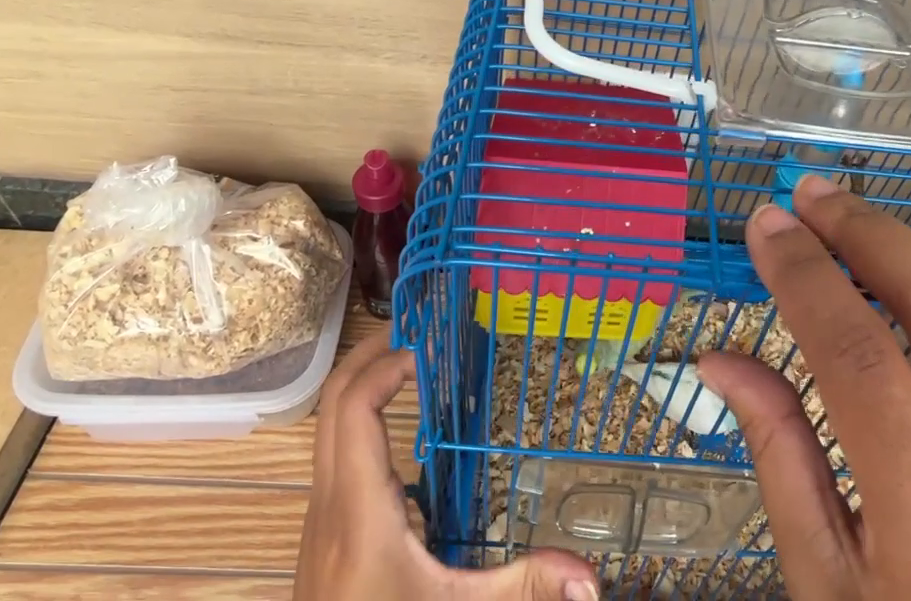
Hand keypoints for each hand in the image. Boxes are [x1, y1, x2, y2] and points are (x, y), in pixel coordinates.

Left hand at [299, 330, 600, 600]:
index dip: (386, 367)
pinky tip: (401, 442)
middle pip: (331, 404)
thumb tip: (590, 578)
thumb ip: (522, 587)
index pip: (354, 410)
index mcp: (359, 511)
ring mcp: (320, 519)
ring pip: (326, 429)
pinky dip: (361, 423)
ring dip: (361, 388)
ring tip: (409, 370)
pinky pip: (335, 456)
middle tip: (417, 333)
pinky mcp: (324, 534)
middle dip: (369, 358)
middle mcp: (329, 504)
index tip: (429, 351)